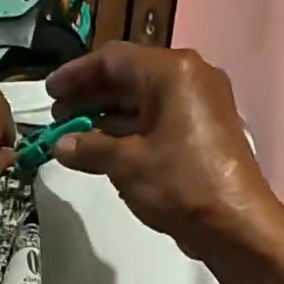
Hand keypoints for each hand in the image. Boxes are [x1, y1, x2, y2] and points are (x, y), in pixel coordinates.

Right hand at [47, 44, 278, 260]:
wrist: (234, 224)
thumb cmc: (180, 184)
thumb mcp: (126, 164)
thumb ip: (89, 148)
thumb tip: (60, 145)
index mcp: (173, 72)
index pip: (114, 59)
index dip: (76, 74)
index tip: (48, 92)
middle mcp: (189, 78)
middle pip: (129, 76)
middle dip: (90, 95)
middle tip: (57, 116)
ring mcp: (199, 104)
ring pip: (142, 99)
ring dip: (106, 114)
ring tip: (73, 134)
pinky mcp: (202, 131)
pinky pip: (157, 118)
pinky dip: (128, 129)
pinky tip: (103, 147)